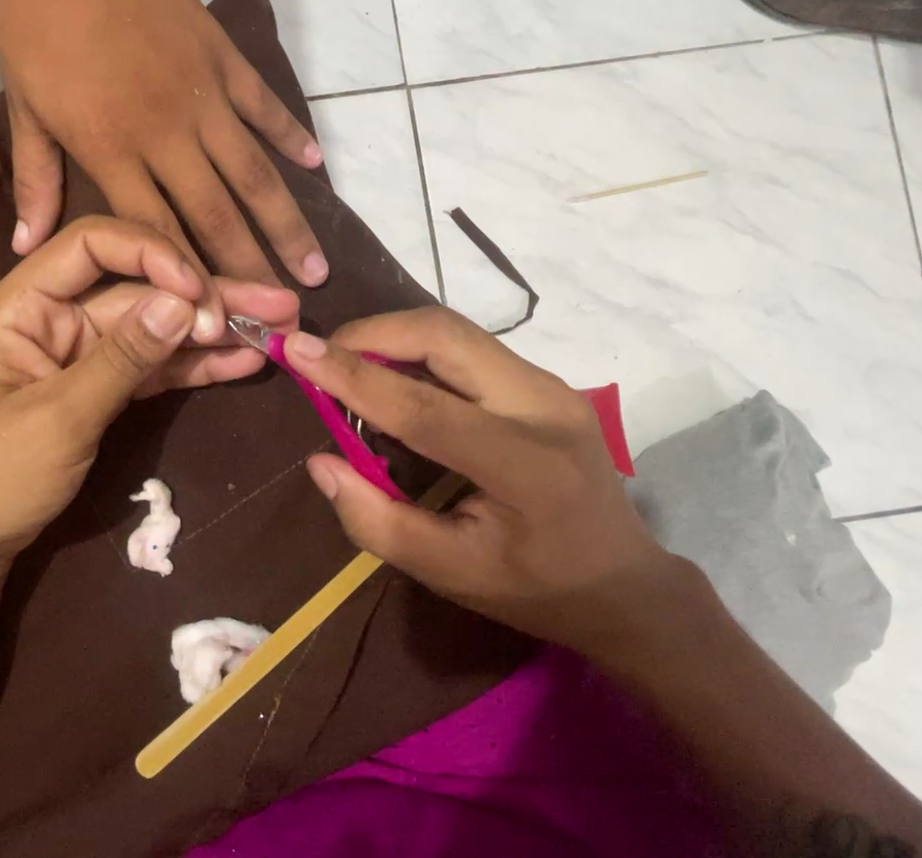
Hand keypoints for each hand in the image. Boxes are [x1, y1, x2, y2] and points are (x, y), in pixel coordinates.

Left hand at [0, 0, 326, 337]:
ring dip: (285, 221)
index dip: (191, 284)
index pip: (159, 234)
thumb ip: (36, 180)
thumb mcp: (25, 108)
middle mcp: (167, 134)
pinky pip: (263, 105)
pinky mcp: (223, 58)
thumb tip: (23, 244)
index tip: (221, 323)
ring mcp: (203, 94)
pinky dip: (290, 134)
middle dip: (252, 268)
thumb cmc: (33, 24)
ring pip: (252, 172)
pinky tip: (313, 166)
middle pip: (217, 215)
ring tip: (314, 265)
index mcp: (112, 152)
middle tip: (287, 312)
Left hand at [0, 217, 298, 565]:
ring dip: (212, 331)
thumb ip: (122, 358)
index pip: (93, 245)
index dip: (153, 253)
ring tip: (281, 328)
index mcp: (24, 304)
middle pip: (138, 288)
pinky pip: (151, 370)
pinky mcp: (98, 393)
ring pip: (154, 329)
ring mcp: (80, 356)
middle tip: (279, 303)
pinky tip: (242, 362)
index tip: (199, 290)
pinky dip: (193, 367)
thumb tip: (184, 301)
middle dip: (205, 295)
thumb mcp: (56, 417)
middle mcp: (55, 318)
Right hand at [279, 307, 682, 659]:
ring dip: (392, 339)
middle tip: (322, 357)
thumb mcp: (448, 573)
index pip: (424, 407)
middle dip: (372, 333)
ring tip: (350, 371)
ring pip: (455, 332)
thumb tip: (320, 461)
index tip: (295, 350)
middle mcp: (545, 408)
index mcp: (525, 467)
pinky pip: (467, 348)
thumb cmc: (534, 589)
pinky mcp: (544, 382)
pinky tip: (394, 385)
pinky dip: (416, 354)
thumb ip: (376, 520)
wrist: (625, 584)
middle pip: (445, 335)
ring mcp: (551, 387)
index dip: (353, 376)